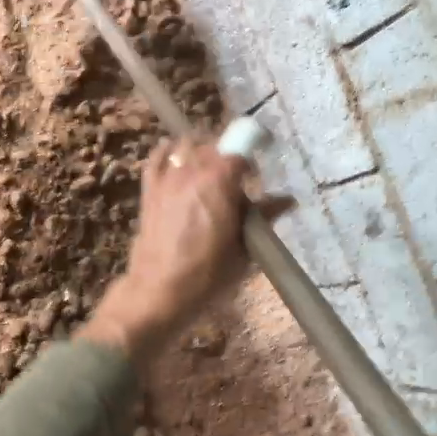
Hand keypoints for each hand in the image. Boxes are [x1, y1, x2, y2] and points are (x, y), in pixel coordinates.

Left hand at [76, 136, 260, 359]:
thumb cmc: (207, 274)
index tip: (259, 168)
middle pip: (214, 144)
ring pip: (185, 146)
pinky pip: (156, 158)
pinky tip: (177, 160)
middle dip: (229, 156)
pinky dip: (168, 153)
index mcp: (219, 181)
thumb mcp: (243, 248)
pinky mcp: (149, 191)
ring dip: (201, 153)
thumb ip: (263, 217)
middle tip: (239, 180)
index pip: (240, 144)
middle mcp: (191, 171)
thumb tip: (288, 201)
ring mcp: (166, 179)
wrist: (159, 291)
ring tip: (209, 172)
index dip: (253, 149)